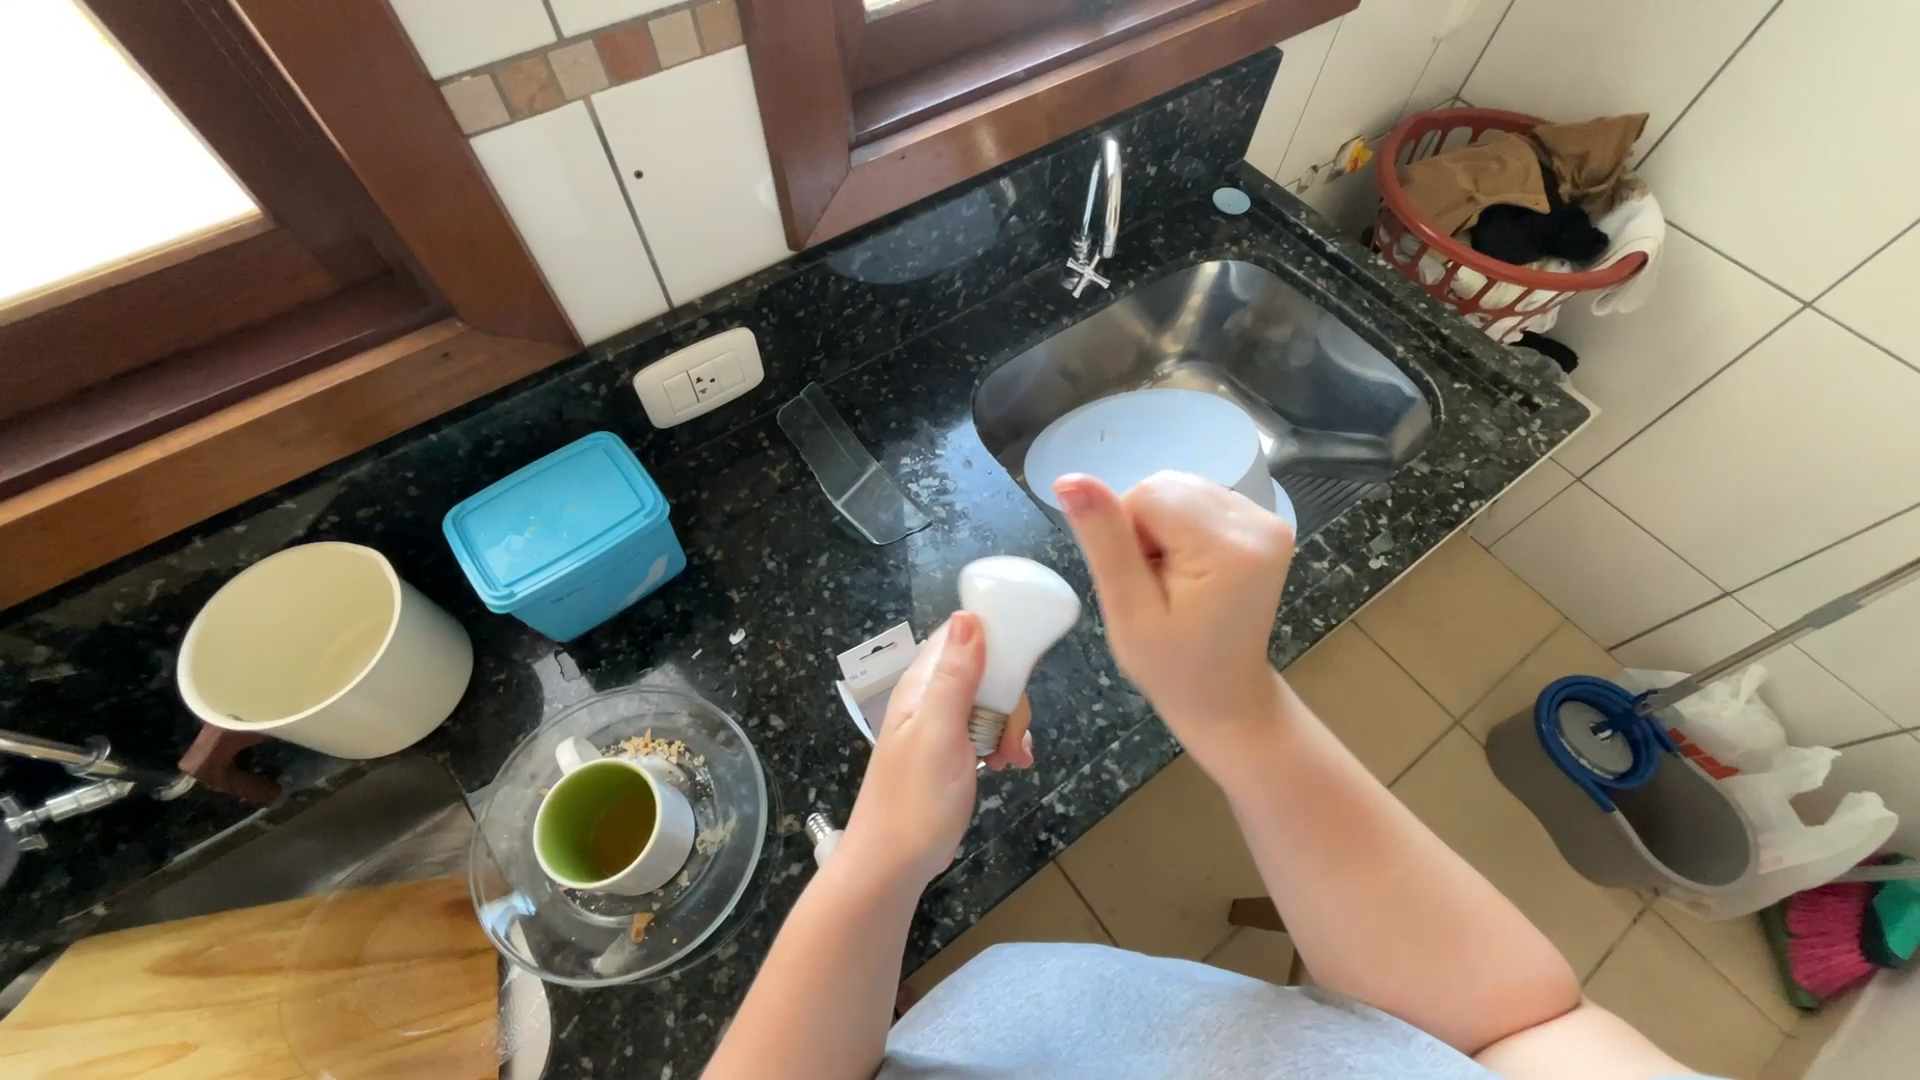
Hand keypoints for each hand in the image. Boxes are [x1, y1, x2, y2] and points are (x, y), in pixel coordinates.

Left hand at [841, 613, 1033, 887]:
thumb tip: (968, 616)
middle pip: (985, 669)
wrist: (892, 866)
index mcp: (922, 683)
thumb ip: (954, 676)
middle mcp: (930, 695)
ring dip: (1009, 725)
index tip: (1022, 669)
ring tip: (1008, 759)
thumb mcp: (939, 733)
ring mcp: (942, 723)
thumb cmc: (915, 801)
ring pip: (991, 700)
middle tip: (1010, 736)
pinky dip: (1004, 742)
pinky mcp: (952, 749)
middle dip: (1010, 696)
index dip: (996, 640)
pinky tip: (1009, 766)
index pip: (962, 634)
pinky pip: (987, 728)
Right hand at [1053, 471, 1294, 773]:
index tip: (1137, 579)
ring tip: (1170, 577)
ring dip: (1161, 526)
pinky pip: (1201, 499)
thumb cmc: (1172, 667)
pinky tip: (1188, 567)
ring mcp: (1269, 520)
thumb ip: (1104, 540)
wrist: (1225, 695)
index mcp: (1229, 547)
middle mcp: (1259, 522)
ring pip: (1181, 489)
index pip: (1147, 494)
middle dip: (1144, 527)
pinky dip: (1182, 526)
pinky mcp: (1267, 523)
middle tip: (1152, 582)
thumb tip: (1069, 480)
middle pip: (1167, 486)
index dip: (1125, 533)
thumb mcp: (1128, 610)